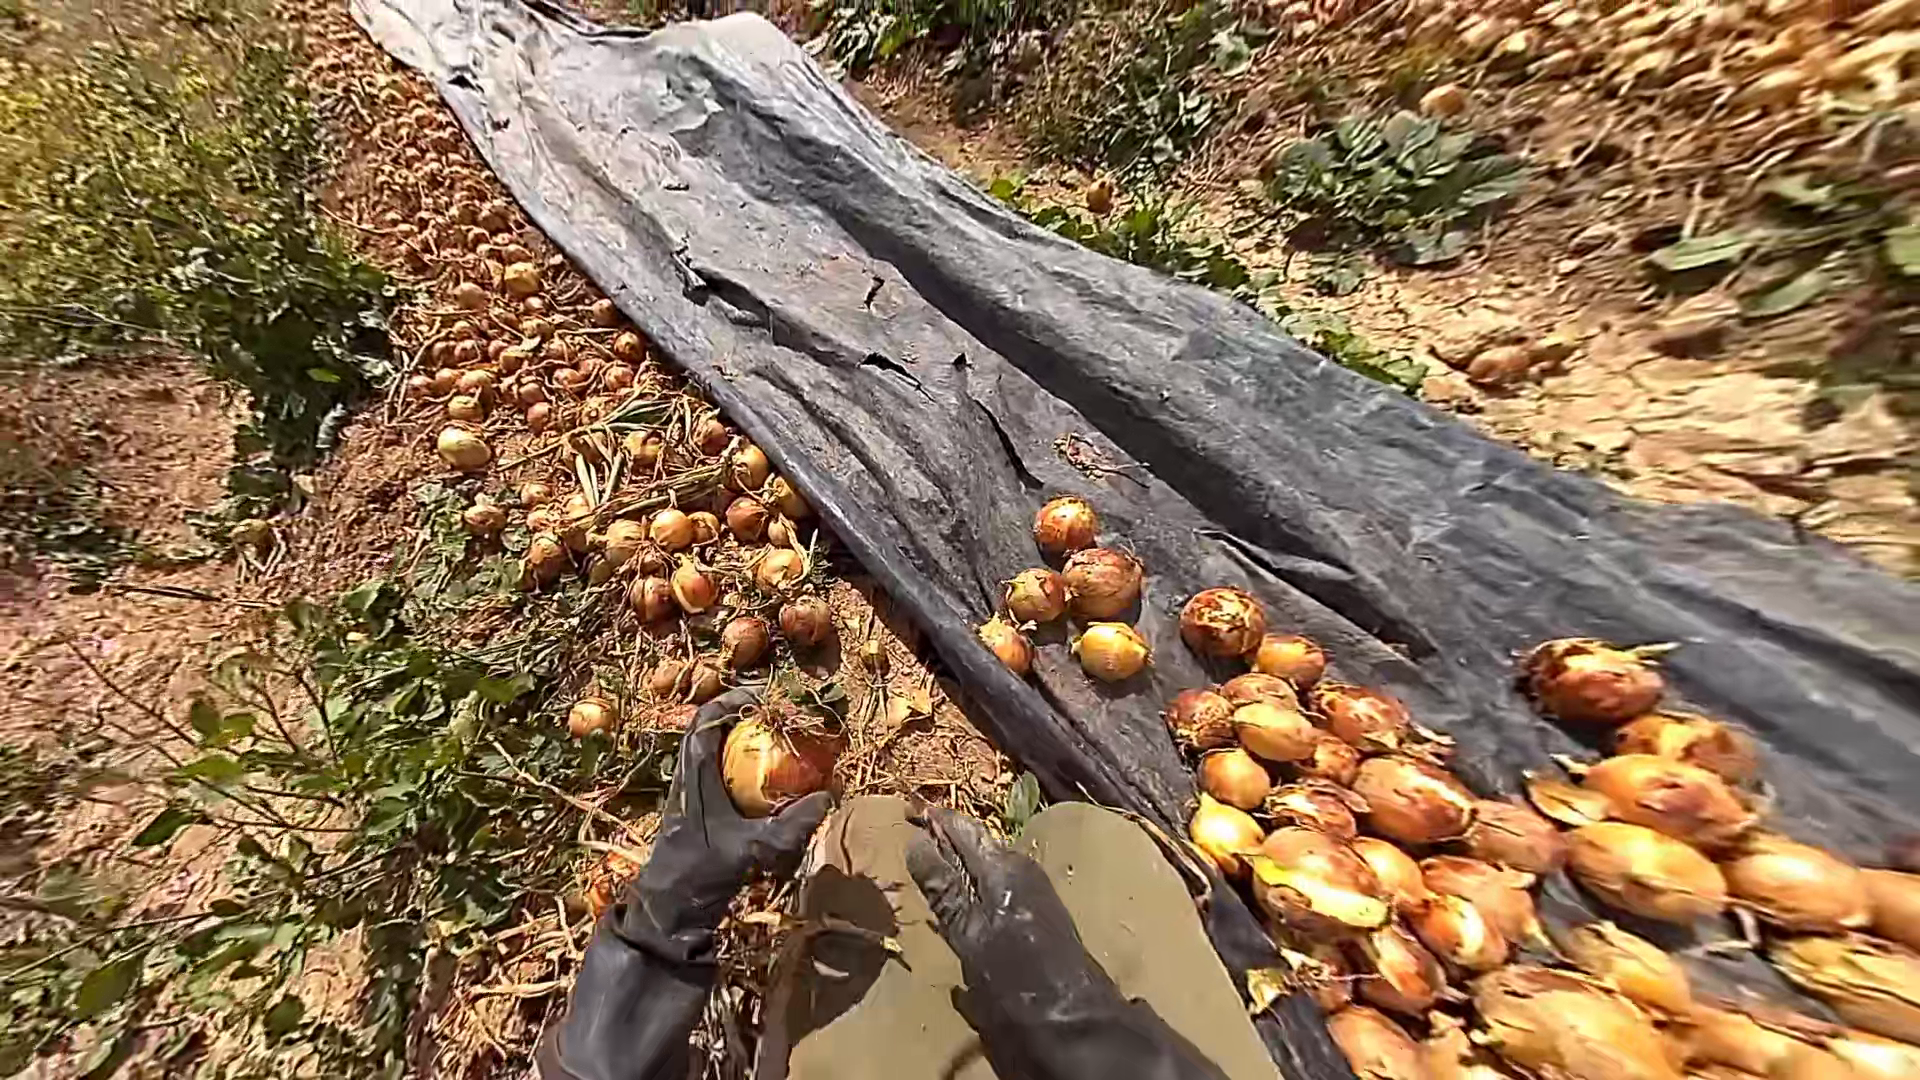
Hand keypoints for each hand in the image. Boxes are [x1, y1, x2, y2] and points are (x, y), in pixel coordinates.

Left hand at [619, 688, 832, 955]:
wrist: (669, 913)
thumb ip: (791, 825)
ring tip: (778, 730)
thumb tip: (829, 797)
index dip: (733, 699)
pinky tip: (770, 768)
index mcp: (695, 775)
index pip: (706, 720)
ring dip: (743, 733)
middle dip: (744, 711)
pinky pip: (722, 766)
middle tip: (779, 710)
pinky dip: (744, 757)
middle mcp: (690, 775)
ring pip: (716, 745)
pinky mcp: (700, 804)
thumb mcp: (752, 848)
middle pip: (712, 726)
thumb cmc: (701, 873)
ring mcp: (692, 789)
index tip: (765, 693)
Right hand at [907, 807, 1229, 1079]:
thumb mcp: (969, 936)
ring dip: (959, 867)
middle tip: (912, 844)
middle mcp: (1020, 866)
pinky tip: (962, 908)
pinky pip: (998, 886)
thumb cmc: (1016, 980)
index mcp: (1003, 865)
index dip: (936, 819)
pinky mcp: (1038, 911)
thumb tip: (916, 841)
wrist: (1077, 1026)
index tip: (909, 814)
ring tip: (931, 875)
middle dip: (945, 842)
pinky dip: (975, 888)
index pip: (963, 826)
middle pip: (976, 844)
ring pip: (987, 865)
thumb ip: (944, 890)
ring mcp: (1033, 888)